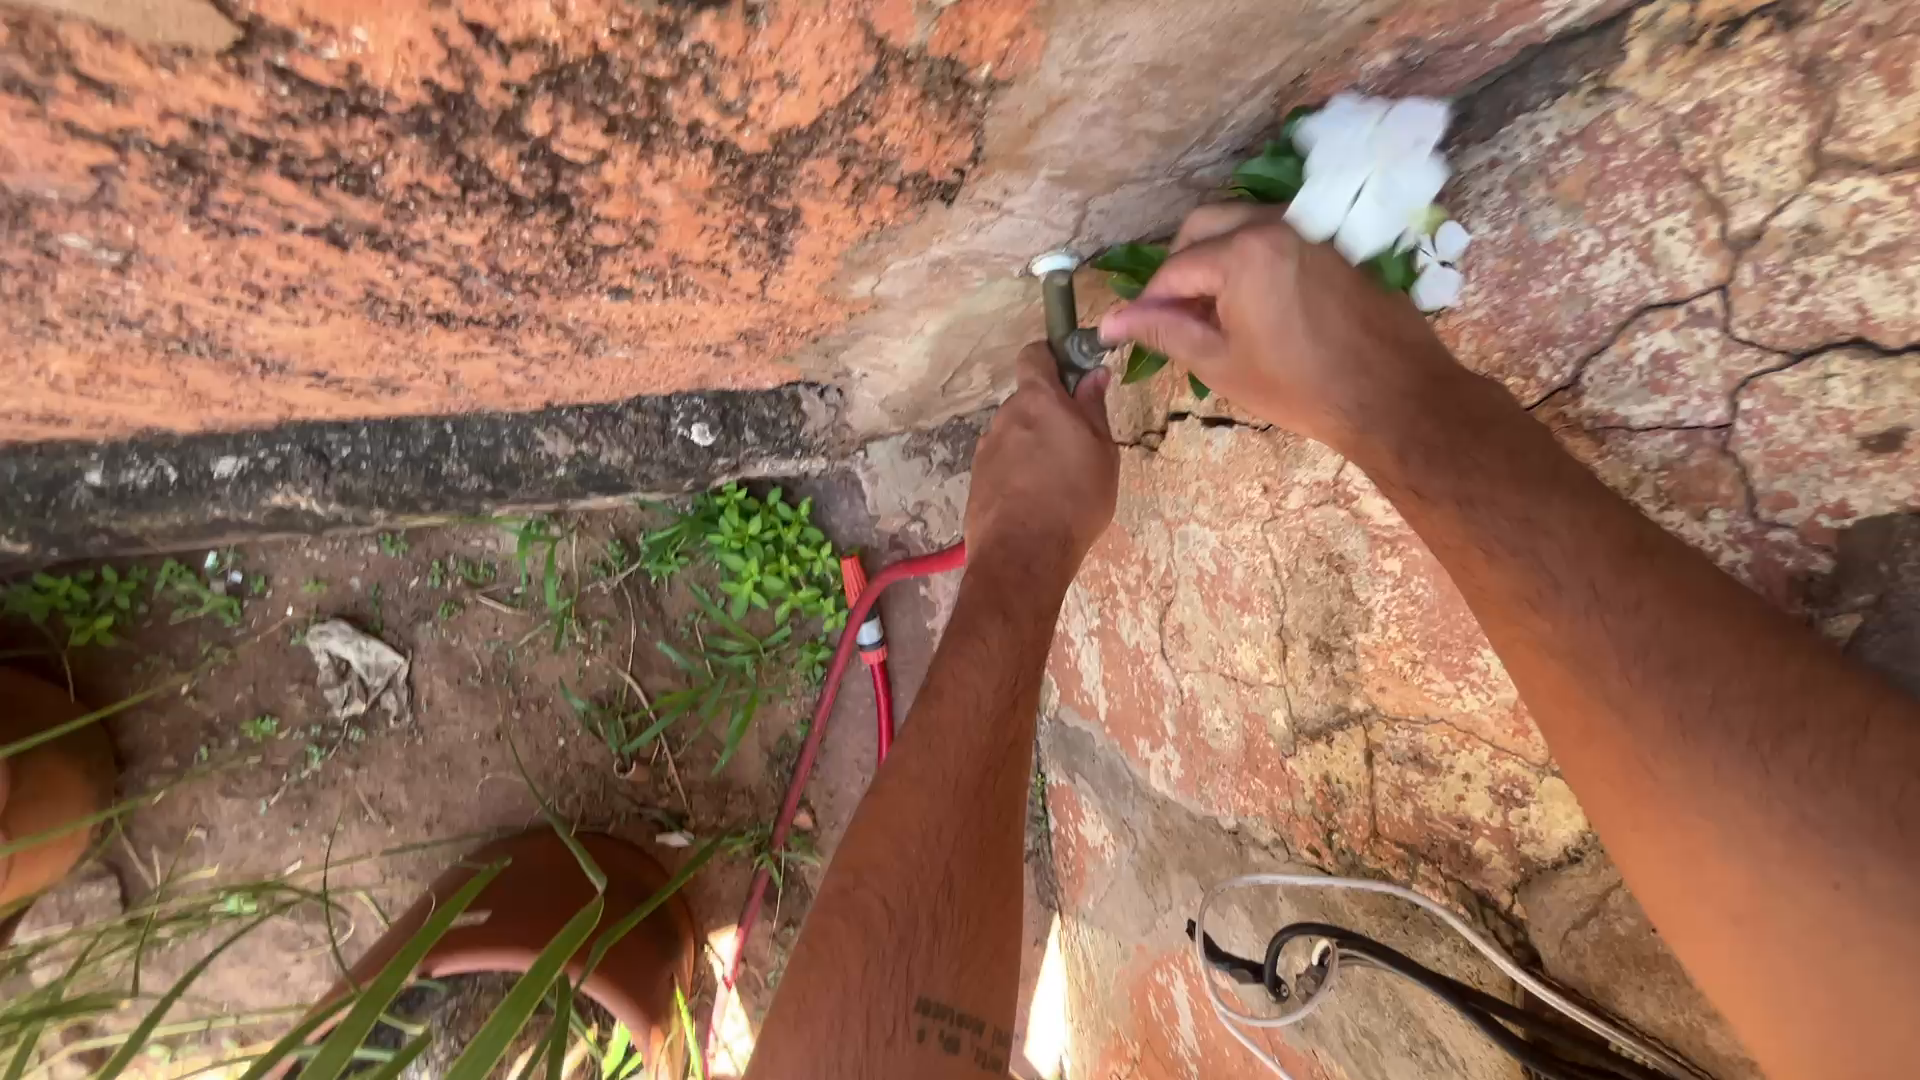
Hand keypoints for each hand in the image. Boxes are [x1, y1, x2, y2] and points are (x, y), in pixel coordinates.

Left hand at [965, 342, 1118, 588]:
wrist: (1023, 555)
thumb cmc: (1075, 498)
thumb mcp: (1101, 452)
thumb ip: (1093, 409)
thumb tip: (1093, 375)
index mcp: (1036, 401)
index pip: (1034, 356)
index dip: (1051, 359)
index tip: (1071, 376)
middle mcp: (1004, 418)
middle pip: (1027, 403)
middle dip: (1048, 416)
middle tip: (1075, 446)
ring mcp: (985, 450)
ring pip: (1014, 436)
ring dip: (1032, 448)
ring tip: (1056, 483)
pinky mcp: (976, 480)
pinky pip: (1002, 464)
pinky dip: (1017, 473)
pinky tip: (1034, 501)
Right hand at [1098, 203, 1479, 457]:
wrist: (1390, 393)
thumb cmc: (1298, 387)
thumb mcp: (1218, 363)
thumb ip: (1163, 331)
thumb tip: (1112, 322)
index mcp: (1241, 253)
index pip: (1172, 270)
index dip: (1144, 303)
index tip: (1125, 330)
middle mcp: (1274, 224)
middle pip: (1201, 227)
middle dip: (1176, 269)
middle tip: (1171, 317)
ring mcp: (1308, 228)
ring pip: (1238, 225)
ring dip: (1211, 259)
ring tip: (1210, 314)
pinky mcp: (1331, 242)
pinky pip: (1273, 235)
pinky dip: (1246, 258)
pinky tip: (1250, 305)